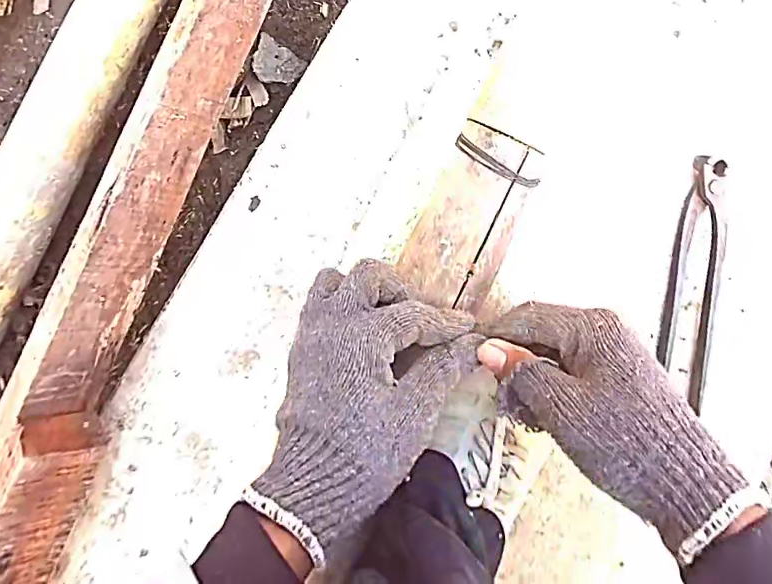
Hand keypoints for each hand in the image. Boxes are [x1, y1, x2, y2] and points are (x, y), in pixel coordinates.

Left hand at [243, 260, 480, 569]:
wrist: (309, 495)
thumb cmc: (365, 455)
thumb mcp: (415, 413)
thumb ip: (444, 368)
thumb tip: (471, 344)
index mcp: (362, 335)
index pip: (415, 314)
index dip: (446, 323)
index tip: (468, 330)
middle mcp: (333, 323)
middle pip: (370, 276)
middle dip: (401, 292)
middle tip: (420, 321)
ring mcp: (311, 334)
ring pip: (336, 282)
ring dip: (366, 292)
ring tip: (387, 320)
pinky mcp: (299, 351)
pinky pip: (318, 305)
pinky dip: (342, 307)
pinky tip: (362, 336)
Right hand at [478, 303, 766, 563]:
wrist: (683, 478)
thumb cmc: (625, 440)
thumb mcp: (562, 409)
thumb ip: (523, 373)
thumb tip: (490, 350)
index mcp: (592, 325)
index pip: (531, 314)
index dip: (498, 335)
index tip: (472, 356)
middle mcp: (605, 328)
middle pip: (545, 331)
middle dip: (517, 360)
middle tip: (499, 395)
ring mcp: (615, 350)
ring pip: (559, 352)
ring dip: (535, 376)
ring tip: (524, 413)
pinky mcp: (620, 374)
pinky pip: (576, 369)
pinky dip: (555, 386)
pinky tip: (547, 415)